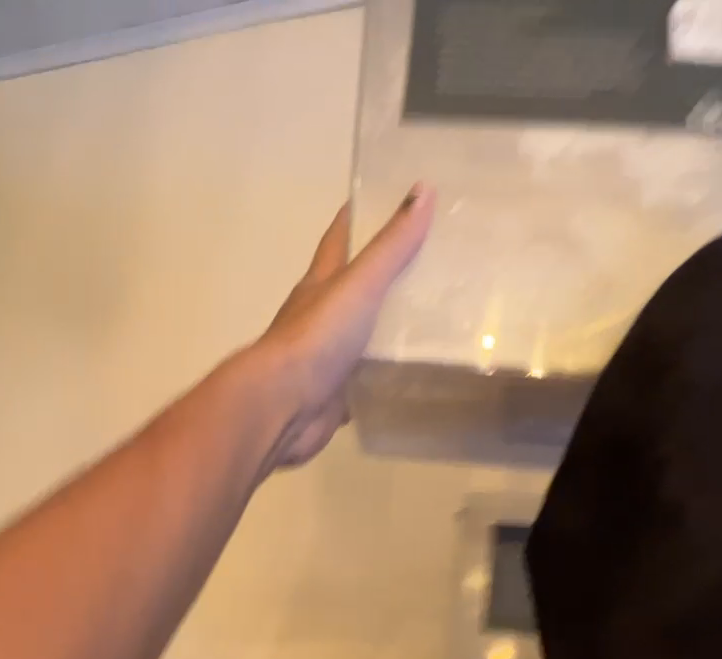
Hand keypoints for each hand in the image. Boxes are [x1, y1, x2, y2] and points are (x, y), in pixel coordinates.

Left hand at [246, 186, 434, 466]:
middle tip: (433, 263)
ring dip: (390, 328)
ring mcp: (327, 356)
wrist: (284, 405)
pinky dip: (387, 375)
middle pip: (355, 287)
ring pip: (364, 335)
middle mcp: (321, 316)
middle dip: (387, 275)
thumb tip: (423, 190)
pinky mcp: (336, 392)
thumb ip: (391, 246)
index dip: (360, 216)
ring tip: (437, 318)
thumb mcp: (359, 283)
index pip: (339, 238)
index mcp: (321, 283)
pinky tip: (415, 372)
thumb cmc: (317, 337)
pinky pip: (367, 380)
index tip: (391, 198)